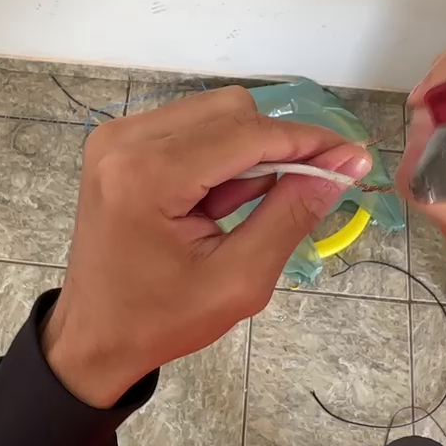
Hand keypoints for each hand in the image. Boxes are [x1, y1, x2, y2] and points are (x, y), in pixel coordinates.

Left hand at [43, 87, 370, 406]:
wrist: (92, 336)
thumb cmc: (162, 319)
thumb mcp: (239, 280)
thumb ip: (292, 215)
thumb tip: (344, 166)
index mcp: (147, 176)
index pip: (246, 134)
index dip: (307, 142)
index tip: (353, 157)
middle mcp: (125, 139)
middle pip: (230, 110)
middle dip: (274, 147)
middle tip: (291, 196)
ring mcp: (116, 135)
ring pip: (212, 111)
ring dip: (243, 151)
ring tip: (234, 210)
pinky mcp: (117, 140)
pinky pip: (189, 124)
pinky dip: (216, 153)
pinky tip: (212, 200)